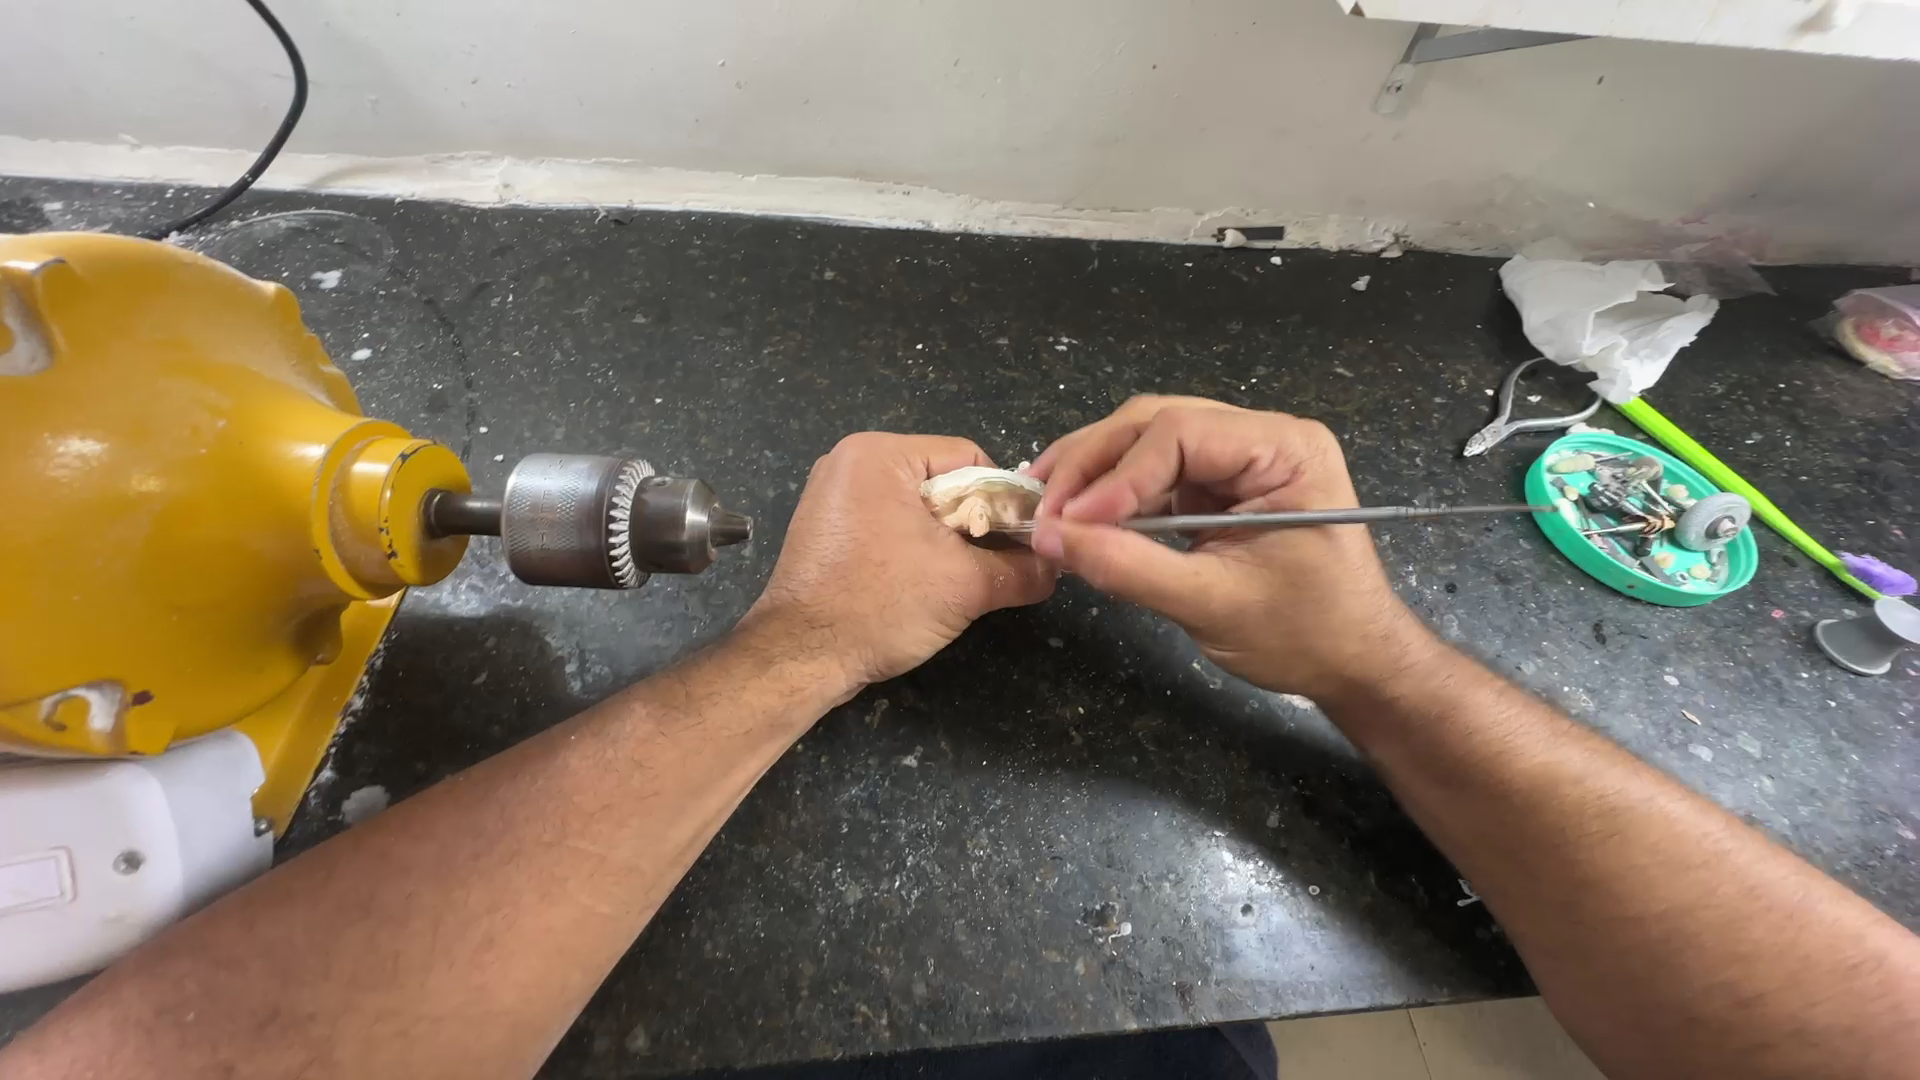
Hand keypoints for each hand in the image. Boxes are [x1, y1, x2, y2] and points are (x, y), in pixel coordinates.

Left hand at [740, 432, 1056, 691]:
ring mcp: (832, 494)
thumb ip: (1021, 569)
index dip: (1003, 498)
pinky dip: (914, 546)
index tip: (1021, 538)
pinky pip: (887, 523)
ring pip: (916, 505)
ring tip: (962, 575)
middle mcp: (850, 461)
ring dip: (946, 538)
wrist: (799, 658)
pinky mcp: (826, 528)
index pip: (968, 458)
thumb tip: (1055, 567)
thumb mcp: (965, 586)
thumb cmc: (880, 606)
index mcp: (879, 454)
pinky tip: (924, 581)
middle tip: (995, 561)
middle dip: (973, 522)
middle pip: (941, 480)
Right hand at [1027, 396, 1435, 702]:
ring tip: (1043, 501)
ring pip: (1145, 441)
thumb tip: (1047, 537)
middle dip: (1091, 462)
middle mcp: (1259, 438)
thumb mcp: (1210, 603)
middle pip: (1154, 423)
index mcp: (1283, 449)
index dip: (1117, 473)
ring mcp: (1236, 460)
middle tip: (1040, 504)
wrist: (1351, 662)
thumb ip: (1127, 567)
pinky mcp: (1215, 487)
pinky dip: (1110, 493)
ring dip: (1091, 471)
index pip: (1180, 432)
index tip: (1069, 521)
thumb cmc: (1303, 635)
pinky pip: (1151, 473)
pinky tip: (1076, 513)